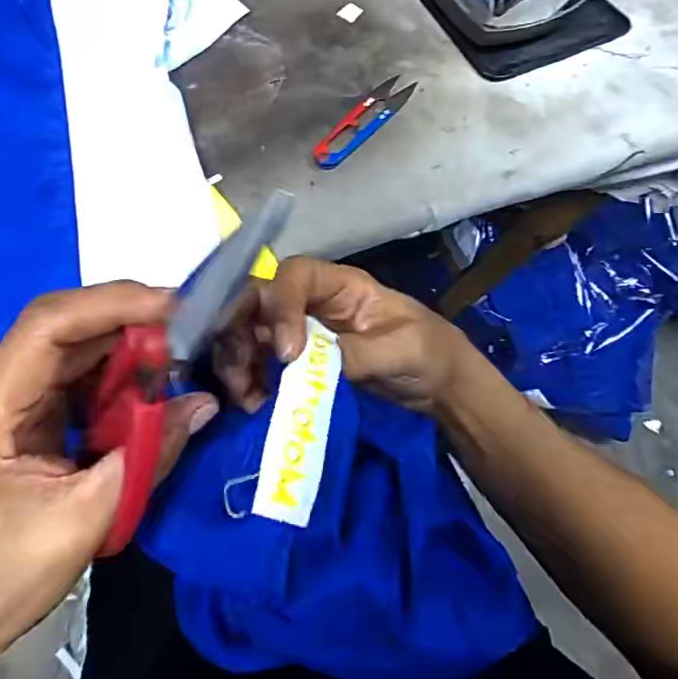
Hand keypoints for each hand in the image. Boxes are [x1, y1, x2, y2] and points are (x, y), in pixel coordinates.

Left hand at [0, 283, 218, 678]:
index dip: (117, 303)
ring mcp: (3, 396)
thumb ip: (150, 454)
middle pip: (67, 325)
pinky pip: (79, 372)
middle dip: (135, 321)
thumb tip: (206, 401)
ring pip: (78, 344)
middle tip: (196, 331)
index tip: (180, 307)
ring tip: (183, 360)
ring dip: (132, 347)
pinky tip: (152, 388)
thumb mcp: (84, 520)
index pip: (50, 325)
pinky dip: (121, 374)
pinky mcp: (22, 410)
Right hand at [214, 257, 475, 414]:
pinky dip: (250, 378)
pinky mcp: (301, 358)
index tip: (286, 354)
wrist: (440, 384)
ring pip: (251, 329)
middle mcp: (316, 300)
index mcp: (343, 285)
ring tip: (247, 398)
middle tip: (239, 375)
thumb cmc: (429, 352)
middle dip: (239, 332)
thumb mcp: (400, 350)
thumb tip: (303, 364)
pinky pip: (261, 359)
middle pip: (260, 299)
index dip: (280, 307)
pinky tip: (257, 402)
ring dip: (237, 359)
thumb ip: (354, 354)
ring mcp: (305, 328)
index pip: (295, 276)